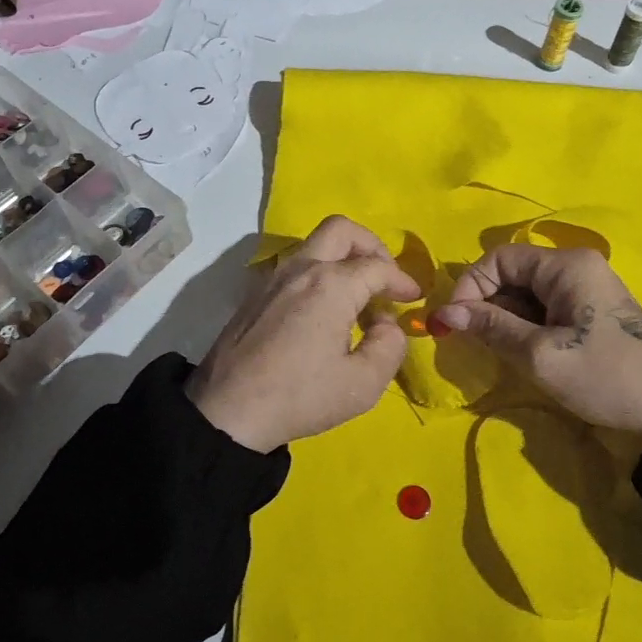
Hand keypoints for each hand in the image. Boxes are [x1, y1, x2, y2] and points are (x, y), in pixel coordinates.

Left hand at [185, 216, 420, 453]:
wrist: (227, 411)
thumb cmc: (299, 396)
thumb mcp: (362, 384)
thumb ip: (389, 347)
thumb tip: (387, 324)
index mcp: (331, 284)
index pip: (377, 266)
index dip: (402, 279)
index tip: (414, 298)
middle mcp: (301, 268)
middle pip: (341, 230)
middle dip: (371, 246)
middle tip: (385, 276)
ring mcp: (273, 278)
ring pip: (314, 245)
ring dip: (343, 259)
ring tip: (357, 297)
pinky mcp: (255, 294)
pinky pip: (296, 267)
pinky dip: (319, 273)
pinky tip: (325, 310)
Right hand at [429, 246, 641, 458]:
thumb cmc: (604, 377)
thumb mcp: (540, 356)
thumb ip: (491, 327)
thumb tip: (443, 312)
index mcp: (566, 266)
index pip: (500, 258)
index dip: (471, 286)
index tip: (455, 322)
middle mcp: (575, 266)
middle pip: (512, 273)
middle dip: (486, 304)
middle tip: (471, 340)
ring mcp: (585, 287)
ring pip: (525, 292)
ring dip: (504, 318)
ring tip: (495, 349)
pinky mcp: (589, 310)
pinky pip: (543, 307)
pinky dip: (524, 325)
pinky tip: (520, 351)